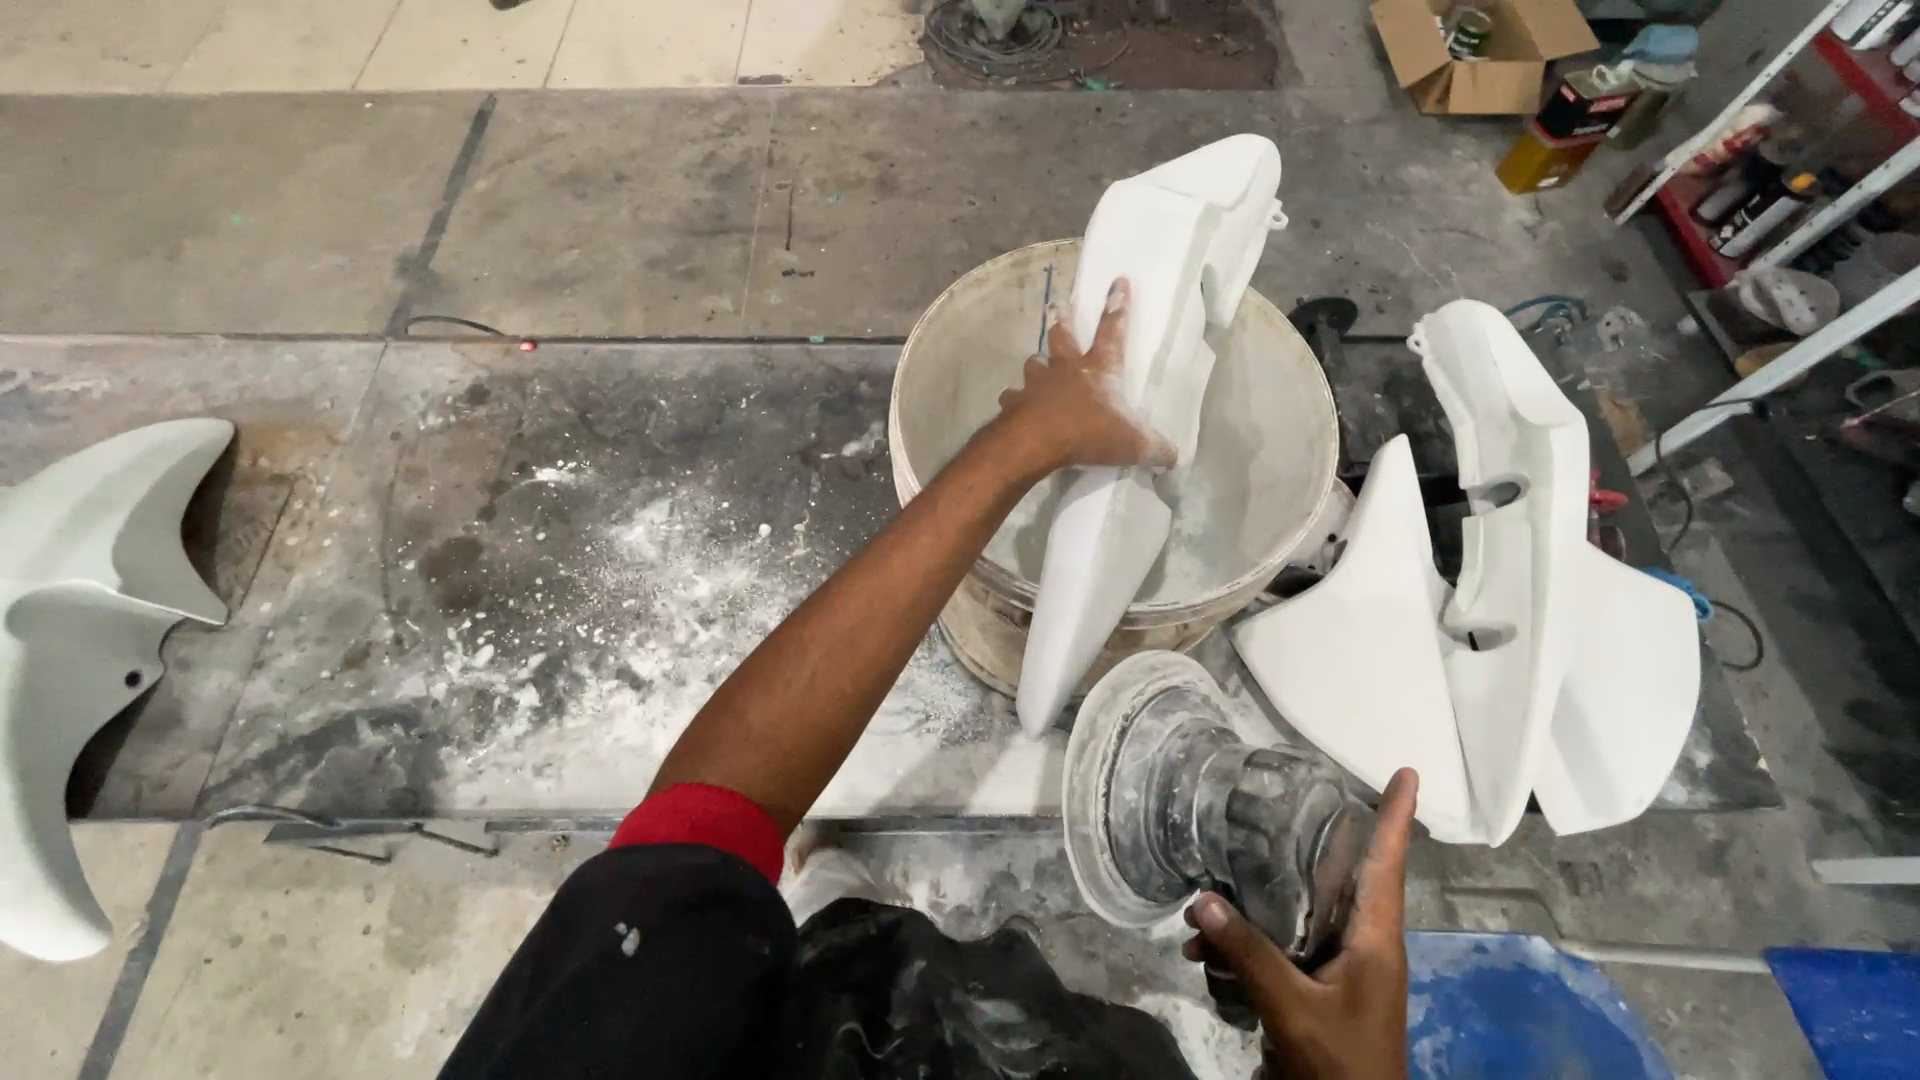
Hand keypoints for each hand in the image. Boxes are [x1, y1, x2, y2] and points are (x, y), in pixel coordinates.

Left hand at [994, 277, 1176, 472]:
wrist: (1037, 442)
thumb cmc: (1090, 433)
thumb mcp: (1134, 443)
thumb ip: (1156, 448)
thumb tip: (1173, 458)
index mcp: (1098, 370)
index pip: (1112, 331)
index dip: (1117, 307)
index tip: (1118, 282)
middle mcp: (1065, 369)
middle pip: (1062, 336)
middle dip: (1063, 319)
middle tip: (1058, 306)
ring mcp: (1036, 384)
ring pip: (1033, 363)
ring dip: (1036, 362)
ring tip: (1035, 363)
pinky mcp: (1014, 403)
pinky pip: (1011, 397)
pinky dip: (1013, 399)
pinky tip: (1012, 405)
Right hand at [1183, 768, 1418, 1079]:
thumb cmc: (1341, 1065)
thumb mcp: (1293, 1009)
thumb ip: (1248, 953)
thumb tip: (1200, 899)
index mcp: (1376, 940)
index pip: (1388, 864)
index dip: (1397, 817)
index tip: (1407, 773)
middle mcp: (1361, 941)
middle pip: (1338, 872)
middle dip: (1310, 836)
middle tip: (1282, 797)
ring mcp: (1338, 964)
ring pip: (1298, 907)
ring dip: (1253, 902)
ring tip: (1205, 896)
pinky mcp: (1313, 983)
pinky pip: (1277, 943)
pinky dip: (1242, 942)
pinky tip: (1203, 951)